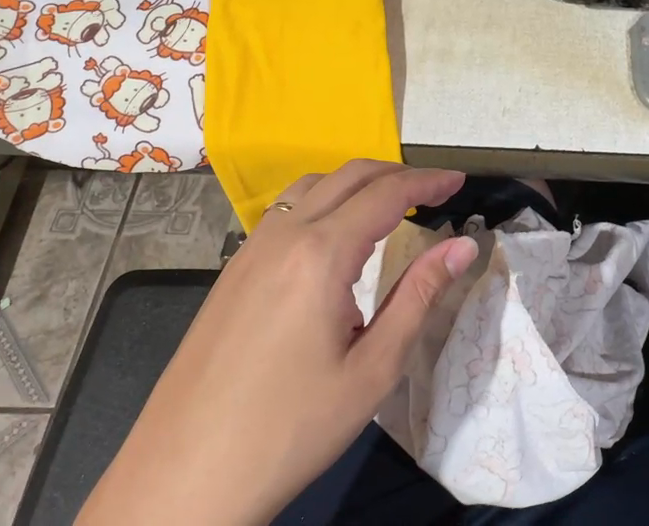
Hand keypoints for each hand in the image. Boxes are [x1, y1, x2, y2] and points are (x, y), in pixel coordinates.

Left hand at [79, 160, 476, 525]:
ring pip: (310, 187)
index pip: (385, 195)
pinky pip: (284, 213)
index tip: (460, 181)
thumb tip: (463, 246)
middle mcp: (283, 237)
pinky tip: (335, 240)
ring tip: (390, 206)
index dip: (428, 182)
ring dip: (356, 183)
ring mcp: (250, 251)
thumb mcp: (372, 370)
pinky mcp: (231, 273)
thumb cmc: (291, 428)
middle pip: (347, 177)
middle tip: (434, 189)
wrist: (186, 475)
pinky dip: (322, 203)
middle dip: (396, 174)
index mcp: (320, 254)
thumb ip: (418, 296)